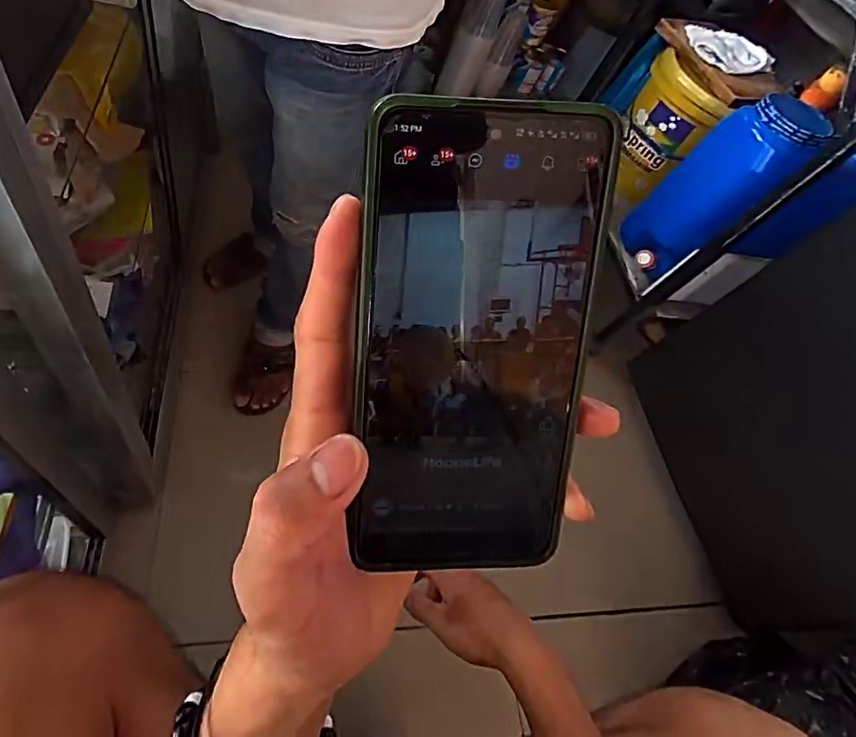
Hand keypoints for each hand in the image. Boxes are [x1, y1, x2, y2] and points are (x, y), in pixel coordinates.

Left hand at [210, 195, 621, 734]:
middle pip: (405, 337)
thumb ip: (294, 507)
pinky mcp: (433, 474)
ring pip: (464, 388)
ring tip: (579, 394)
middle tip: (493, 266)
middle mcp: (364, 413)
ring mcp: (401, 441)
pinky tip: (570, 480)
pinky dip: (529, 458)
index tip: (350, 207)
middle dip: (448, 298)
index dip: (333, 263)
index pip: (326, 324)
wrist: (317, 648)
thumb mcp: (275, 560)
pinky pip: (485, 446)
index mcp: (322, 415)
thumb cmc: (284, 600)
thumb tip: (342, 454)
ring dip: (520, 387)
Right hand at [404, 571, 537, 670]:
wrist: (515, 644)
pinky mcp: (491, 595)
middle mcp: (467, 573)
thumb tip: (406, 596)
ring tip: (447, 625)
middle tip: (427, 612)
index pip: (425, 562)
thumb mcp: (439, 624)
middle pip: (439, 574)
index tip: (404, 583)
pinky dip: (460, 605)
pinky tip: (465, 626)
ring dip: (445, 600)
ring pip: (454, 585)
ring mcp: (481, 582)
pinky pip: (468, 593)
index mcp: (452, 574)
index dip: (411, 572)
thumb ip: (419, 607)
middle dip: (429, 591)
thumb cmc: (482, 634)